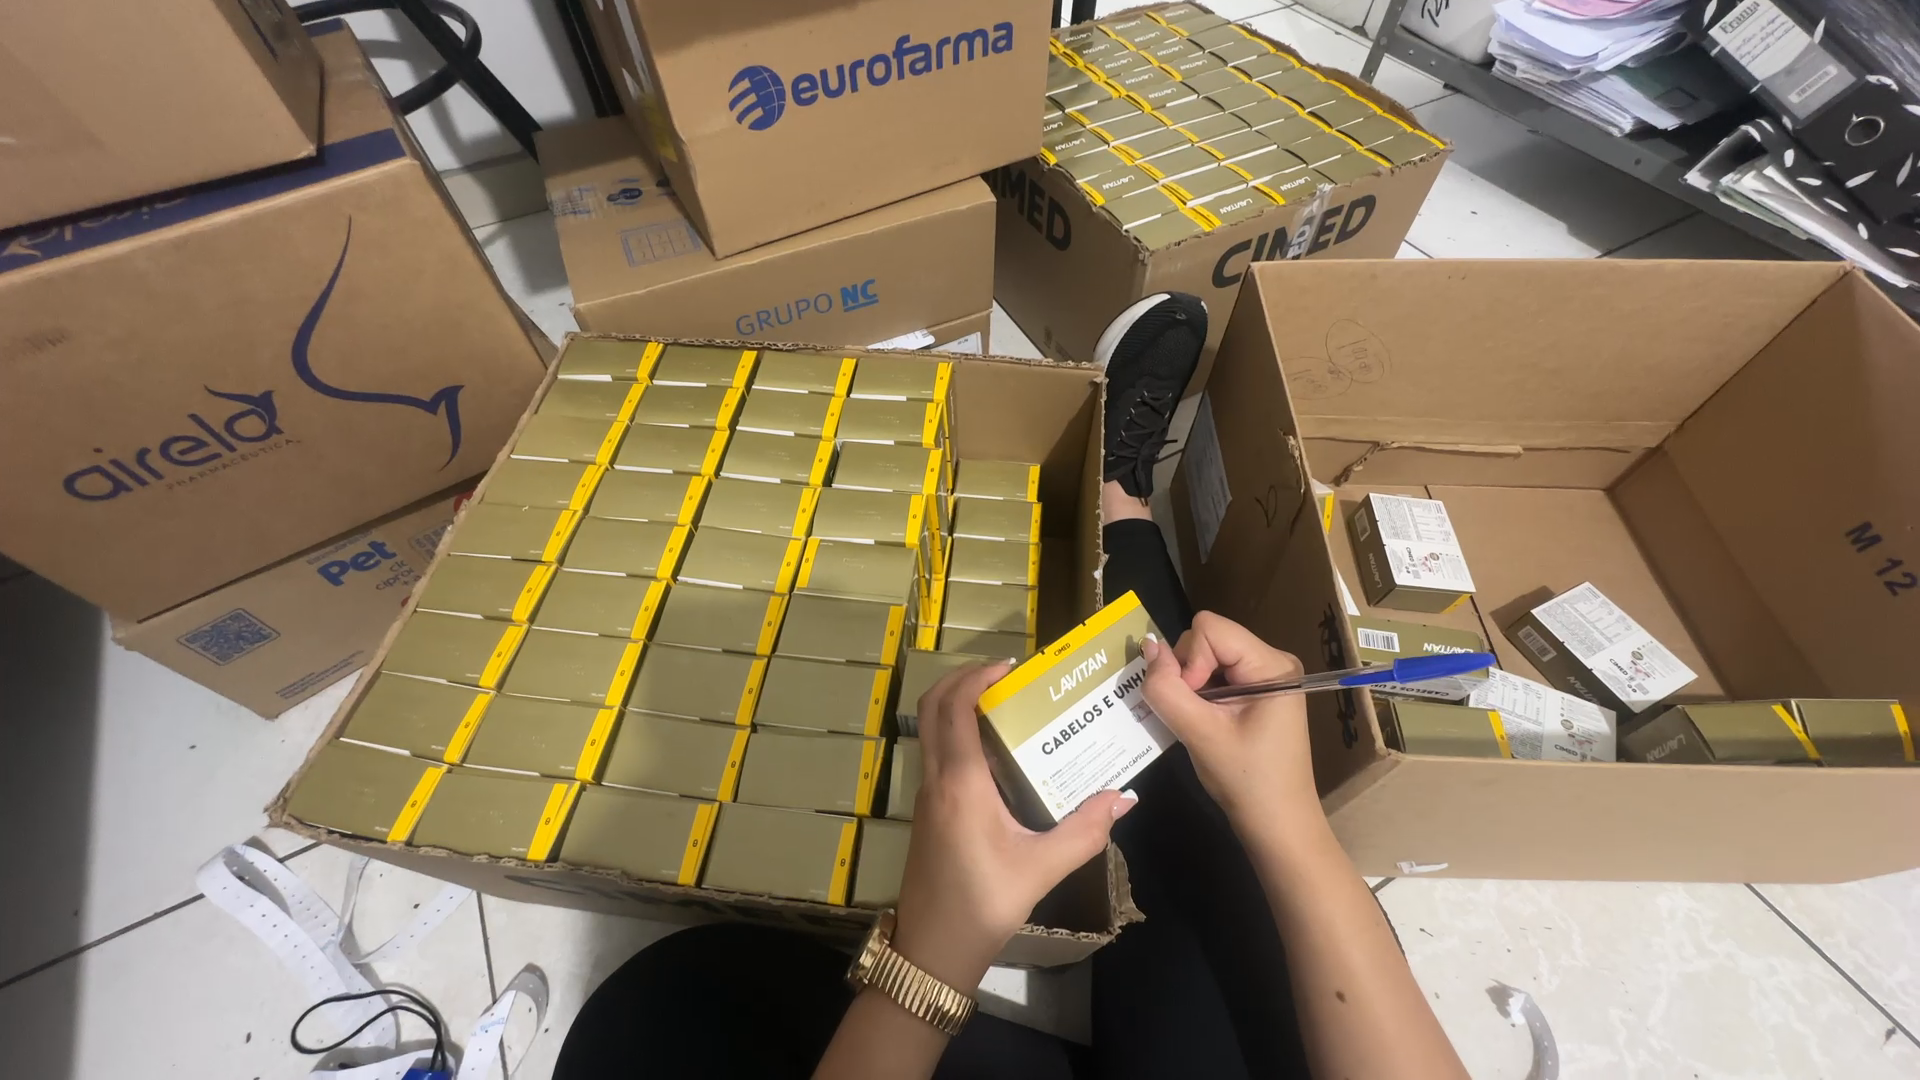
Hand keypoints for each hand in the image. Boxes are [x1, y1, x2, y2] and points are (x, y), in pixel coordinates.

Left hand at [891, 661, 1136, 988]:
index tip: (1010, 667)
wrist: (931, 950)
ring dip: (957, 705)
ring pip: (930, 729)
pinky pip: (936, 752)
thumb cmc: (983, 904)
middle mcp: (936, 778)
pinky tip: (994, 752)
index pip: (954, 708)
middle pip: (932, 707)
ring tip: (1003, 705)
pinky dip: (957, 733)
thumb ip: (1084, 831)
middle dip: (962, 680)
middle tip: (1004, 676)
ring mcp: (926, 794)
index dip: (976, 677)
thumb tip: (1124, 797)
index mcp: (960, 782)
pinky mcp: (927, 809)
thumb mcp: (1041, 869)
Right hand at [1141, 612, 1321, 833]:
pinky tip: (1204, 719)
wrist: (1277, 824)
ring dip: (1191, 683)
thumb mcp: (1199, 733)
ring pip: (1206, 654)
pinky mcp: (1254, 689)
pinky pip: (1213, 671)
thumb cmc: (1246, 780)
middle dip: (1188, 671)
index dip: (1189, 660)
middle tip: (1195, 714)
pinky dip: (1198, 691)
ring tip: (1199, 719)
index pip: (1208, 629)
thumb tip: (1147, 646)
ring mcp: (1264, 674)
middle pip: (1207, 637)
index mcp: (1271, 664)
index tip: (1194, 702)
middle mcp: (1271, 660)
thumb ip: (1167, 688)